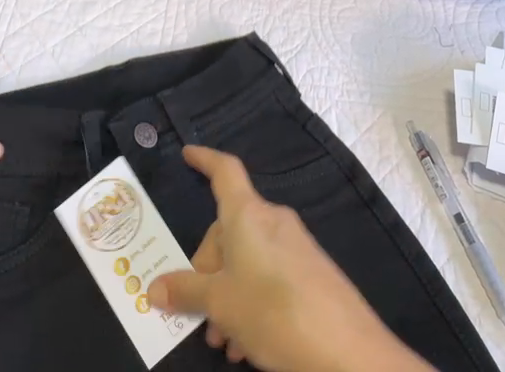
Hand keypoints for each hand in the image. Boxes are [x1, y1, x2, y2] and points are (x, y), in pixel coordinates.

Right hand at [147, 146, 432, 371]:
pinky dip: (253, 299)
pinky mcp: (313, 272)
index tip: (188, 153)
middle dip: (208, 270)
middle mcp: (272, 221)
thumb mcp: (222, 304)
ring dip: (229, 294)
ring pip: (248, 259)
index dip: (205, 160)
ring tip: (225, 341)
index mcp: (247, 215)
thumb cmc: (274, 313)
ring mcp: (296, 246)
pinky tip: (249, 343)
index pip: (225, 171)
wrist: (348, 353)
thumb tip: (155, 287)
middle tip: (199, 314)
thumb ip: (187, 291)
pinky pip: (270, 275)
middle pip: (229, 229)